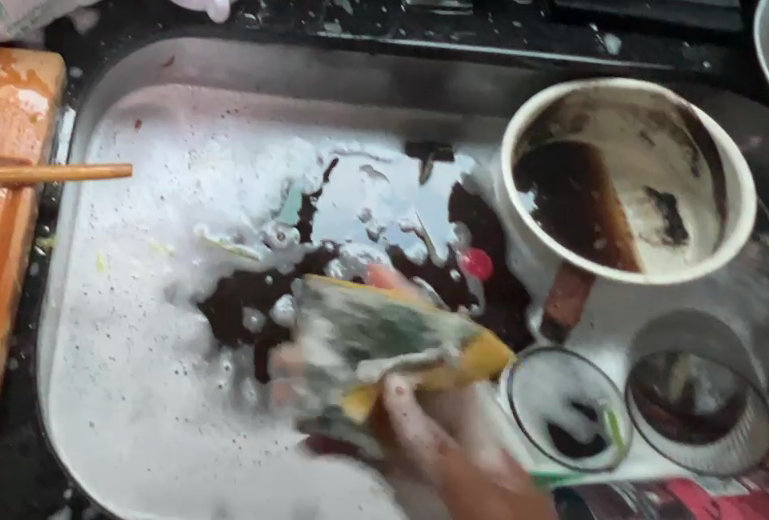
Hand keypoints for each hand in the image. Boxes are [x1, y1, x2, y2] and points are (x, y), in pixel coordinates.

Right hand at [273, 266, 555, 519]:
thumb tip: (390, 387)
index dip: (404, 301)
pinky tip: (304, 439)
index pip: (435, 340)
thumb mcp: (485, 496)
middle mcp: (435, 414)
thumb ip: (439, 447)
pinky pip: (359, 448)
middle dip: (338, 346)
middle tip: (294, 342)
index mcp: (468, 407)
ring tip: (282, 389)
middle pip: (384, 364)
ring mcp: (415, 444)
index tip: (370, 271)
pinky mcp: (399, 476)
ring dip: (321, 393)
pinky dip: (330, 440)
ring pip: (362, 404)